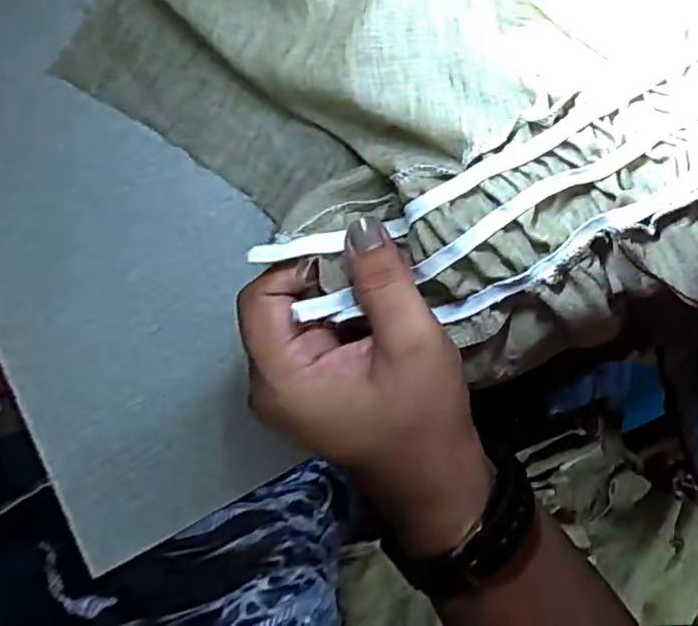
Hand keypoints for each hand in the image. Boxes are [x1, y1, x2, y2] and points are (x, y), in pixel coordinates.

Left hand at [238, 217, 490, 557]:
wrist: (434, 469)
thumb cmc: (421, 408)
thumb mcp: (410, 338)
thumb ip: (384, 282)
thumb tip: (361, 227)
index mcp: (281, 374)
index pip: (262, 297)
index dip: (305, 265)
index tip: (361, 253)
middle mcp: (272, 380)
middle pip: (284, 305)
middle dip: (335, 279)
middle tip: (388, 271)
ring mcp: (293, 387)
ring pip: (308, 318)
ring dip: (349, 297)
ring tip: (395, 293)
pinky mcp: (317, 388)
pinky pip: (323, 336)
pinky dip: (354, 317)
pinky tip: (390, 319)